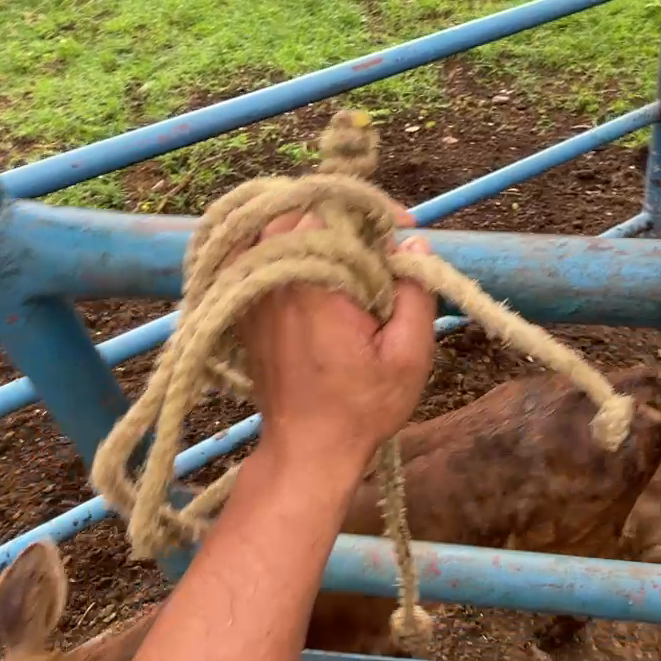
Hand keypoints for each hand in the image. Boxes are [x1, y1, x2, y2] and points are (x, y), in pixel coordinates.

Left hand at [237, 209, 436, 475]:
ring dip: (314, 228)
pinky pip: (255, 253)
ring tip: (352, 253)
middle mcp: (272, 279)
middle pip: (303, 212)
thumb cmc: (361, 408)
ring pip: (276, 227)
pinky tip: (312, 263)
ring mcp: (250, 292)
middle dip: (346, 219)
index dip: (374, 214)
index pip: (334, 211)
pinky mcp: (244, 306)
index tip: (404, 233)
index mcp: (313, 285)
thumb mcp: (409, 357)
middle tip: (381, 245)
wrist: (306, 449)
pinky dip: (283, 246)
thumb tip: (414, 244)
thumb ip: (416, 295)